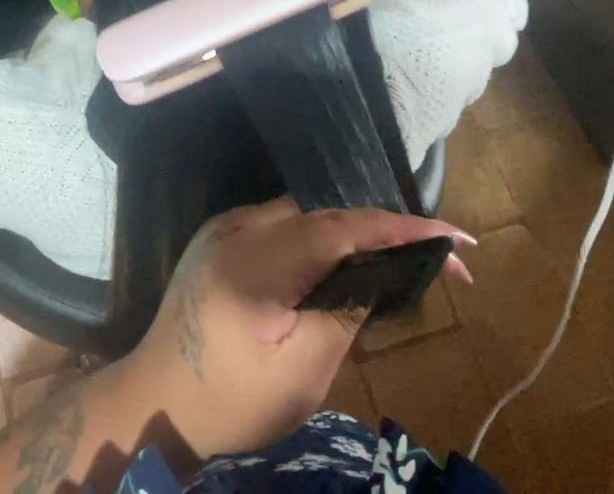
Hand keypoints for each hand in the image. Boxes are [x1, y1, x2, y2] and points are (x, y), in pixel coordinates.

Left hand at [124, 198, 474, 458]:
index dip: (400, 227)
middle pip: (323, 213)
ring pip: (303, 213)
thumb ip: (345, 312)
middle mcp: (236, 230)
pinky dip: (319, 234)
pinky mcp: (218, 236)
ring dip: (353, 229)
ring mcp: (223, 228)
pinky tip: (347, 256)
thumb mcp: (301, 373)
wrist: (156, 397)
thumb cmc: (232, 400)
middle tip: (439, 254)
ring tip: (403, 253)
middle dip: (384, 228)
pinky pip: (280, 223)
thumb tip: (382, 270)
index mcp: (254, 265)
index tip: (457, 239)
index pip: (340, 228)